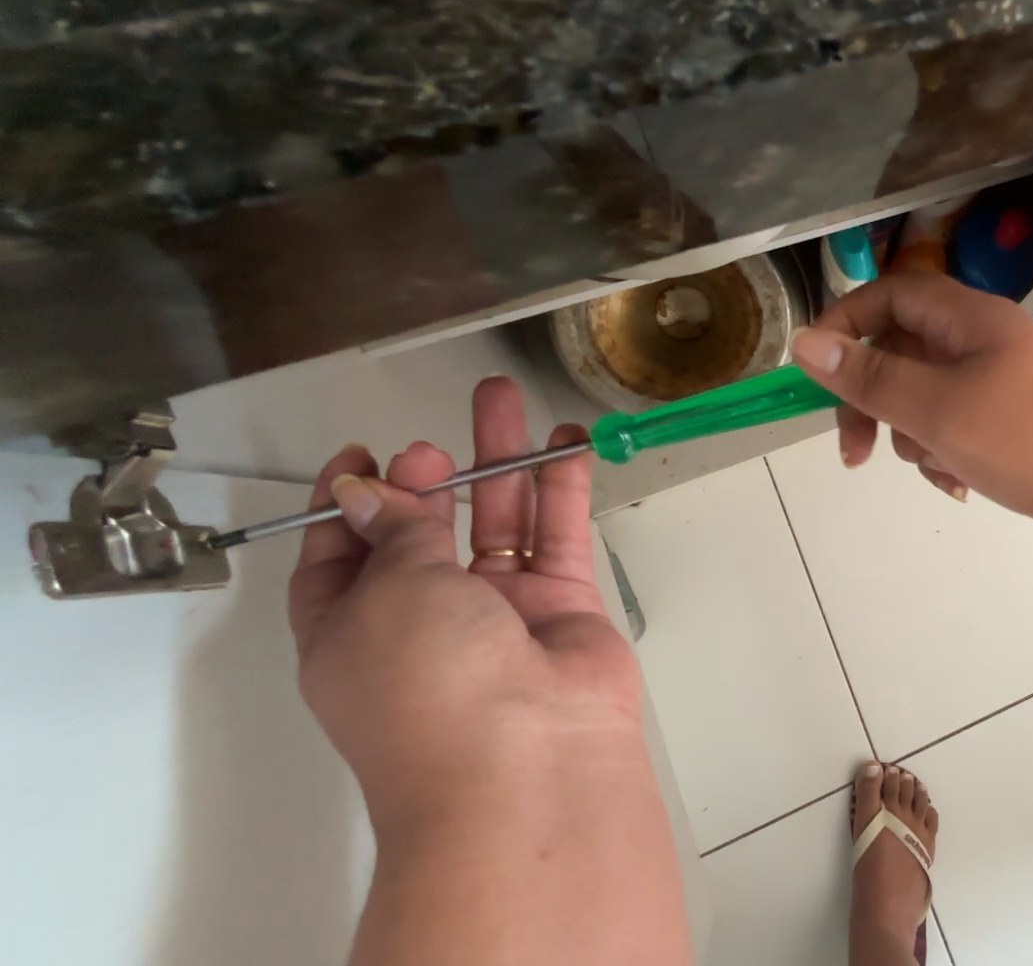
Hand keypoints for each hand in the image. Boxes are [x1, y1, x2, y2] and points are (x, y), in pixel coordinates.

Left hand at [286, 377, 643, 831]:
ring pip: (498, 522)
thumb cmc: (426, 681)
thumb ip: (396, 530)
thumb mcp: (388, 595)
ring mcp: (500, 610)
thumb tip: (369, 491)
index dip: (345, 503)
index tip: (361, 455)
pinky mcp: (562, 603)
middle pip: (425, 531)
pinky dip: (562, 486)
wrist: (528, 758)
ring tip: (509, 401)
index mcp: (353, 629)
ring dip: (502, 462)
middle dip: (429, 478)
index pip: (338, 555)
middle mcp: (425, 618)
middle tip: (439, 441)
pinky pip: (557, 534)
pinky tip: (566, 441)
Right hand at [790, 273, 1032, 555]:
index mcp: (970, 320)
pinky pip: (958, 429)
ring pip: (927, 399)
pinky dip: (947, 455)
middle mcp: (986, 342)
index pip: (889, 296)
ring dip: (915, 437)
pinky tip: (961, 486)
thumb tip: (804, 342)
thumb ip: (871, 377)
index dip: (845, 326)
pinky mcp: (1016, 424)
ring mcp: (1004, 384)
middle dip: (874, 402)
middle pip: (902, 353)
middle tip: (856, 454)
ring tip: (941, 468)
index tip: (816, 378)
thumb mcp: (940, 410)